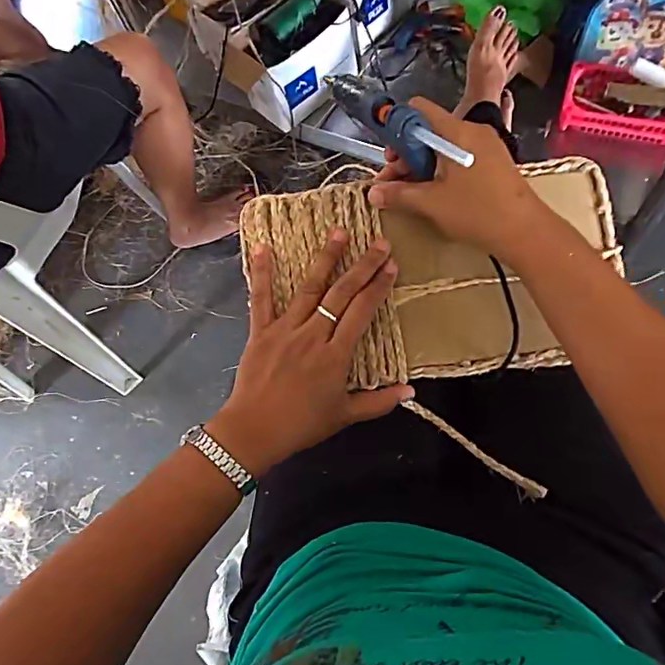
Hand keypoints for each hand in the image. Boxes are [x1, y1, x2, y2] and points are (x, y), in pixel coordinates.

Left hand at [205, 231, 413, 475]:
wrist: (254, 431)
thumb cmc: (302, 425)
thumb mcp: (345, 416)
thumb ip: (379, 402)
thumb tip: (411, 392)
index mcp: (335, 355)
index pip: (362, 312)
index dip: (378, 286)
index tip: (391, 265)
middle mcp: (312, 335)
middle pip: (341, 293)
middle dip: (362, 266)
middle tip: (379, 242)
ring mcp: (284, 330)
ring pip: (309, 288)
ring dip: (325, 258)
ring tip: (339, 232)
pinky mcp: (259, 331)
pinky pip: (261, 298)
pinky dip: (262, 272)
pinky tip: (265, 247)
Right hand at [366, 97, 559, 264]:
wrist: (525, 232)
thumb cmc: (477, 212)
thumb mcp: (431, 203)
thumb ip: (399, 194)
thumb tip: (373, 193)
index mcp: (456, 132)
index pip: (418, 110)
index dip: (397, 127)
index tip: (388, 156)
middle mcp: (472, 132)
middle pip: (429, 131)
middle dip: (406, 154)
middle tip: (393, 181)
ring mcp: (486, 147)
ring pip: (444, 147)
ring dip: (422, 166)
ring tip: (410, 192)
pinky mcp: (494, 163)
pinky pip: (460, 158)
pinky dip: (442, 171)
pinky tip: (434, 193)